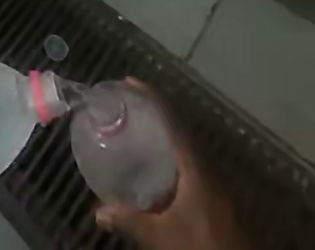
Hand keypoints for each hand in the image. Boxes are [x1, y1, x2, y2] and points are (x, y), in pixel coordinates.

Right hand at [94, 81, 248, 249]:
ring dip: (166, 128)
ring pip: (188, 144)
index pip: (173, 121)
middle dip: (156, 109)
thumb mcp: (163, 238)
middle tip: (129, 100)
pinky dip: (172, 149)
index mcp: (196, 169)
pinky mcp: (216, 198)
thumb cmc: (203, 247)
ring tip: (139, 123)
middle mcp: (208, 169)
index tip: (128, 82)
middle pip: (181, 127)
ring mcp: (215, 184)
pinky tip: (157, 162)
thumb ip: (130, 221)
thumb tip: (98, 212)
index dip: (152, 97)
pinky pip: (190, 160)